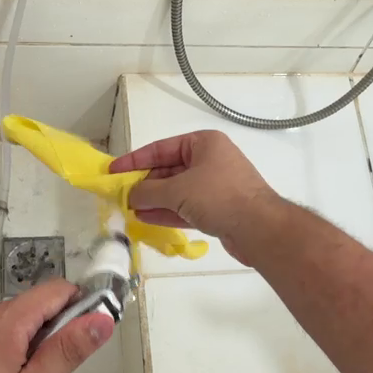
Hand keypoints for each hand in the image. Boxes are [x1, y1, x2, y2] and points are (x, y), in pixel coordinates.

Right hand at [109, 131, 281, 258]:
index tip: (113, 171)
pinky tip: (145, 218)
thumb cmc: (219, 197)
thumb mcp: (177, 190)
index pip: (161, 148)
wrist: (259, 228)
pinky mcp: (217, 209)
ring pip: (176, 190)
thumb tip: (129, 195)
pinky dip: (167, 212)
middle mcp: (210, 160)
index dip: (135, 160)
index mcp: (204, 143)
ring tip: (128, 208)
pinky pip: (186, 207)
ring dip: (153, 200)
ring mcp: (215, 186)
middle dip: (144, 183)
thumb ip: (148, 191)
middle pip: (168, 169)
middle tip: (119, 194)